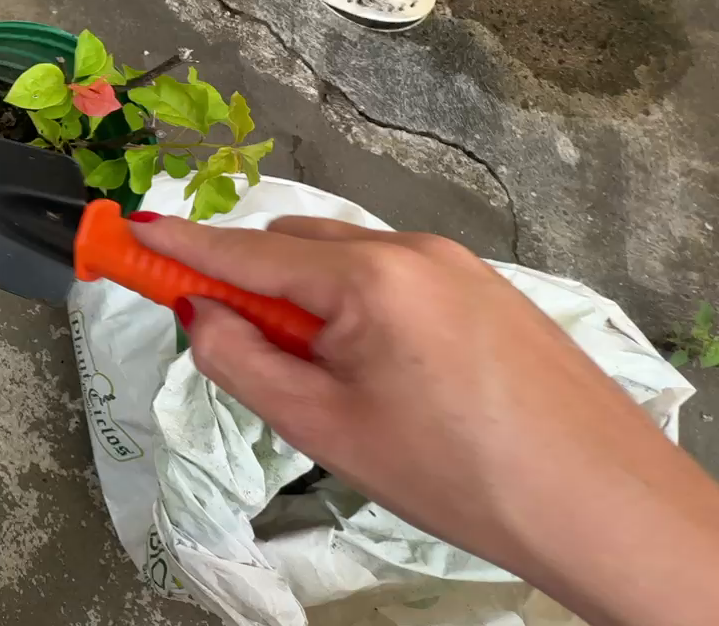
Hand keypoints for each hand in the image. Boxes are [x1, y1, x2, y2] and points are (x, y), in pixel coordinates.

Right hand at [131, 214, 718, 625]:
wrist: (631, 528)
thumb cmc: (457, 477)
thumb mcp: (319, 424)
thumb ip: (234, 356)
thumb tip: (198, 309)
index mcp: (368, 277)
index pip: (242, 249)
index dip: (176, 240)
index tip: (126, 228)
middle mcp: (411, 249)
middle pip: (288, 243)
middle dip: (248, 279)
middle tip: (242, 340)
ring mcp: (456, 263)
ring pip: (337, 255)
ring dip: (301, 292)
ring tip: (325, 368)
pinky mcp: (486, 287)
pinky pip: (385, 272)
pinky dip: (349, 299)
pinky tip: (381, 365)